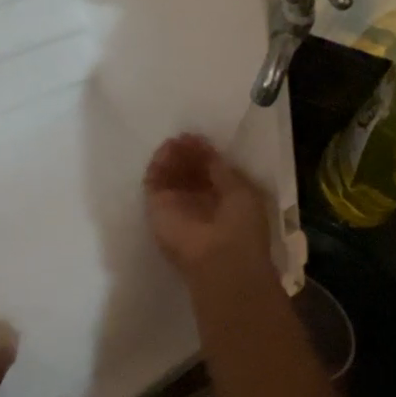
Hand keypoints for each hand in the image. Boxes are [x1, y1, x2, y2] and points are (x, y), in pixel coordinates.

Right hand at [144, 134, 273, 286]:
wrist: (219, 259)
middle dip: (187, 154)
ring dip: (172, 156)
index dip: (205, 155)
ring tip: (175, 141)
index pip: (210, 173)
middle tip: (184, 137)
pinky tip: (166, 149)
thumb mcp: (241, 190)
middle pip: (188, 172)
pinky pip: (154, 181)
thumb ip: (221, 169)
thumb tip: (206, 150)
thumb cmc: (240, 226)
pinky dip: (158, 164)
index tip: (199, 138)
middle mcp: (198, 204)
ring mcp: (176, 206)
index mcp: (224, 201)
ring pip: (170, 175)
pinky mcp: (156, 208)